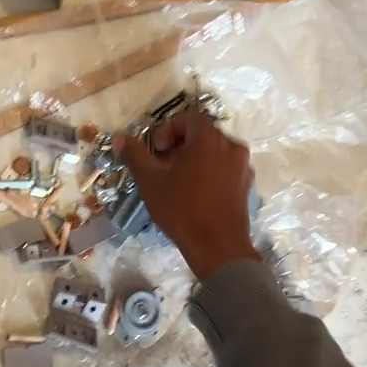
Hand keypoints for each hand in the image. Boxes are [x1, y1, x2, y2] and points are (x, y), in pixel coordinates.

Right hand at [118, 108, 260, 279]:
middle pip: (202, 134)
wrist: (218, 248)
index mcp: (209, 139)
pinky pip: (225, 168)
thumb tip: (119, 137)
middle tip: (163, 167)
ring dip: (194, 159)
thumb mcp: (150, 181)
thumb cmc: (182, 210)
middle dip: (179, 146)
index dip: (168, 130)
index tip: (157, 151)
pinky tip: (197, 194)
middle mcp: (231, 146)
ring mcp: (242, 166)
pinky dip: (210, 172)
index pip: (188, 118)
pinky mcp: (247, 184)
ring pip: (214, 152)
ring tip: (179, 182)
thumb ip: (135, 154)